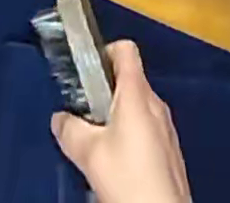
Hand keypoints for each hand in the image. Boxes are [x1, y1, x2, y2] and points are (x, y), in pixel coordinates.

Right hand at [49, 41, 191, 202]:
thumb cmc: (129, 179)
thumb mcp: (89, 154)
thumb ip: (70, 130)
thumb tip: (59, 119)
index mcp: (137, 93)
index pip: (125, 49)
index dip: (104, 52)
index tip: (87, 73)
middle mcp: (155, 104)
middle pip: (128, 80)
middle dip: (104, 92)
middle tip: (84, 113)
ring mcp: (166, 128)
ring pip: (137, 107)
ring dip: (116, 117)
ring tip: (98, 143)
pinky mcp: (170, 151)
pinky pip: (147, 129)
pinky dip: (130, 136)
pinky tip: (118, 164)